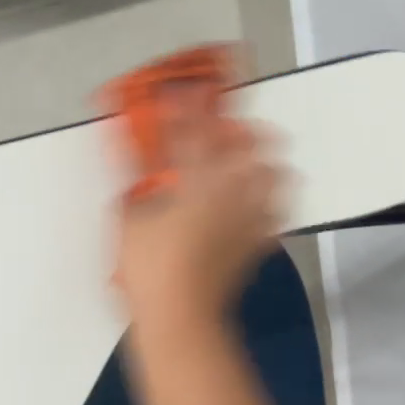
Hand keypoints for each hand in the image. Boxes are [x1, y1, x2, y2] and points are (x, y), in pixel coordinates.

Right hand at [112, 87, 283, 327]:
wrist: (182, 316)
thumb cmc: (149, 270)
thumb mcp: (127, 225)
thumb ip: (134, 193)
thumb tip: (137, 179)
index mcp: (198, 179)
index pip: (190, 130)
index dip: (182, 106)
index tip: (177, 88)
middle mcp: (235, 188)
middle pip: (251, 141)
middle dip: (236, 128)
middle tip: (218, 129)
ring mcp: (255, 213)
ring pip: (274, 170)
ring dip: (259, 160)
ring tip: (243, 164)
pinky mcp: (262, 239)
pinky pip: (277, 207)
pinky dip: (269, 197)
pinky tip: (254, 202)